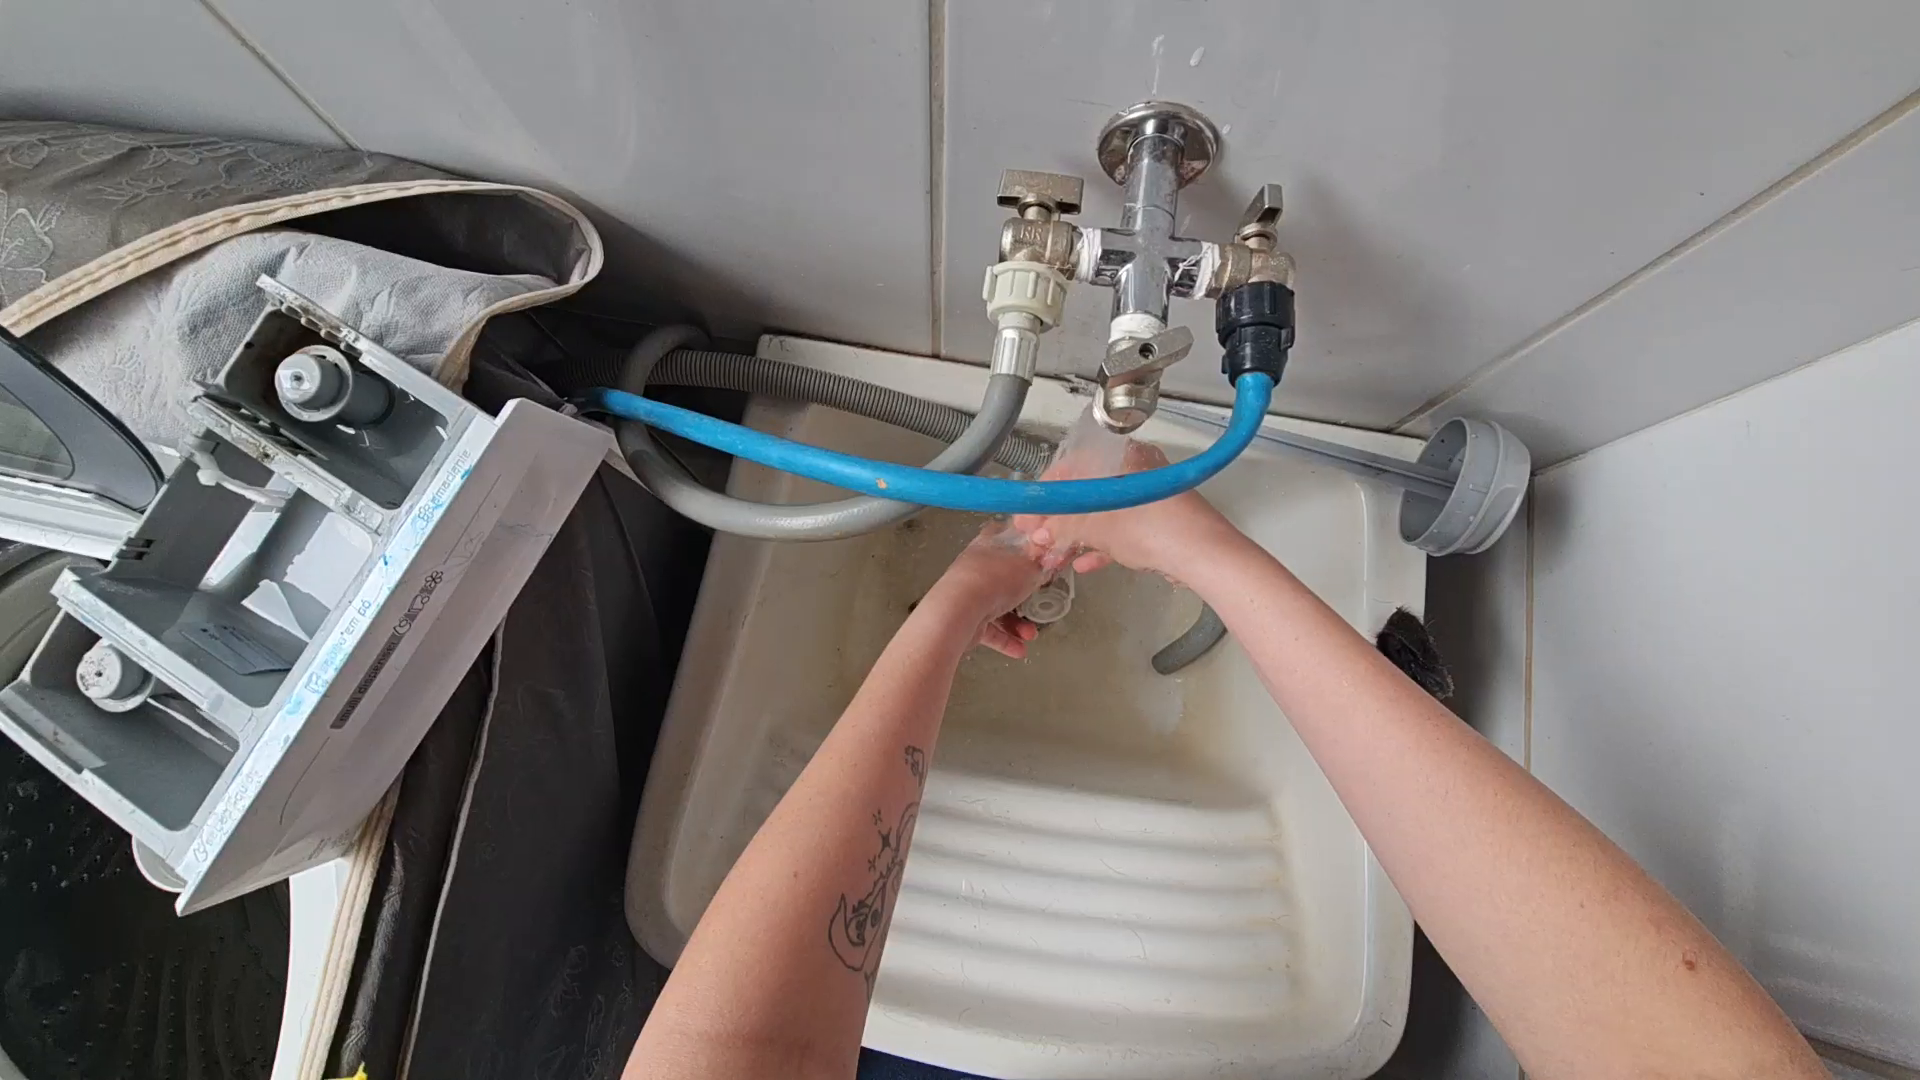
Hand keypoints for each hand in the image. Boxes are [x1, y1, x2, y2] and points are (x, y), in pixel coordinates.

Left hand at [920, 523, 1049, 658]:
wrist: (960, 609)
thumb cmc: (995, 579)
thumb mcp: (1030, 566)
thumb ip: (1040, 565)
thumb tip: (1046, 560)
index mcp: (988, 546)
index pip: (1005, 541)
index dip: (1022, 548)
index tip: (1036, 559)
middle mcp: (975, 569)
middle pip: (1003, 580)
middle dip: (1024, 598)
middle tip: (1037, 605)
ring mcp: (967, 594)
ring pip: (996, 608)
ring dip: (1016, 624)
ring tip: (1029, 635)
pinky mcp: (964, 619)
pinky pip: (988, 629)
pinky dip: (1004, 640)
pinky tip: (1019, 649)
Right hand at [1013, 440, 1240, 578]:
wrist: (1204, 554)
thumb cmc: (1150, 527)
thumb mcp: (1095, 526)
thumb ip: (1062, 527)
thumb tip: (1040, 534)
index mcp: (1121, 457)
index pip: (1070, 469)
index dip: (1044, 496)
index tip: (1026, 519)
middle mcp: (1136, 471)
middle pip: (1086, 493)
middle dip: (1059, 520)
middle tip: (1037, 539)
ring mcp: (1149, 498)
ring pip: (1103, 514)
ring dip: (1077, 535)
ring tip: (1055, 555)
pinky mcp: (1160, 523)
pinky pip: (1122, 530)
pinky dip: (1102, 544)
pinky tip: (1084, 564)